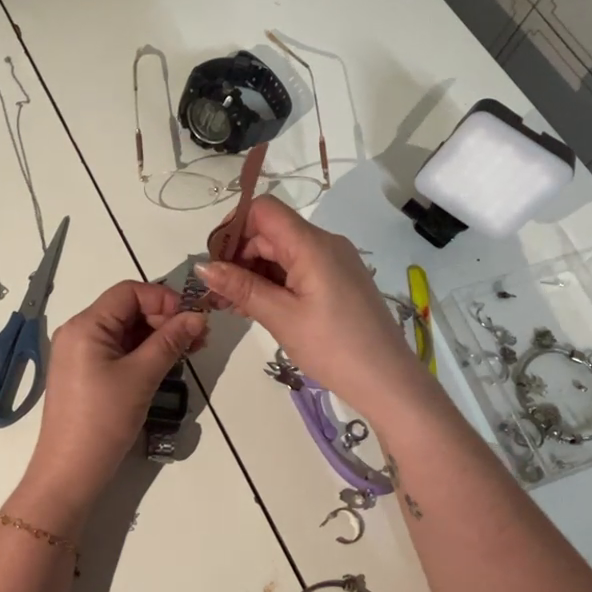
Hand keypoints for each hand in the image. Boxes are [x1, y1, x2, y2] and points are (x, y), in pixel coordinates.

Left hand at [16, 281, 205, 525]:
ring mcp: (80, 354)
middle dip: (164, 318)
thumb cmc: (103, 420)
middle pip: (127, 309)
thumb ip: (170, 341)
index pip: (129, 292)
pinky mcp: (85, 374)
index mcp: (85, 325)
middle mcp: (78, 332)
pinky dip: (143, 352)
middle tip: (199, 337)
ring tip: (191, 350)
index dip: (163, 299)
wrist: (70, 472)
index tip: (192, 318)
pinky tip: (167, 362)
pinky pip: (118, 350)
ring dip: (157, 335)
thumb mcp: (141, 376)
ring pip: (125, 330)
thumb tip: (198, 316)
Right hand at [197, 196, 424, 412]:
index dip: (234, 226)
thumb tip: (202, 266)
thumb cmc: (333, 347)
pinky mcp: (339, 281)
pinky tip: (261, 308)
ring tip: (236, 306)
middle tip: (218, 295)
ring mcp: (335, 262)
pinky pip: (299, 268)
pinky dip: (275, 282)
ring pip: (283, 252)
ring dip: (255, 272)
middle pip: (271, 232)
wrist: (388, 381)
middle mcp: (326, 244)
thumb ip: (241, 287)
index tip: (214, 260)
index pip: (264, 210)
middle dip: (239, 256)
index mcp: (312, 244)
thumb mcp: (281, 317)